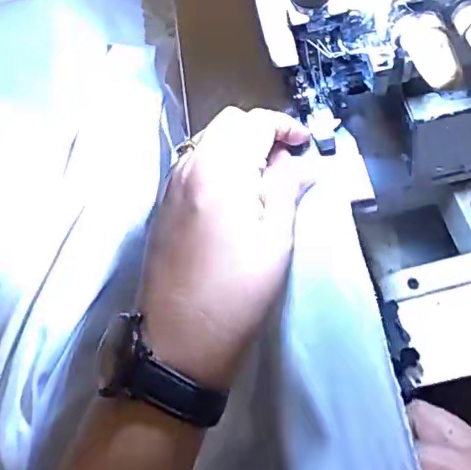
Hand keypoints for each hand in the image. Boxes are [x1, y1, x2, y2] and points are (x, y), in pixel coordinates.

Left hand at [139, 107, 315, 390]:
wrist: (177, 346)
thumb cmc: (236, 294)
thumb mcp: (276, 241)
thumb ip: (287, 188)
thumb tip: (303, 162)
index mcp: (221, 172)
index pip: (256, 123)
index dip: (286, 126)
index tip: (306, 143)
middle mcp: (190, 168)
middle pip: (230, 123)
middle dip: (262, 131)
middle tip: (289, 158)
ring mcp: (172, 185)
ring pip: (210, 139)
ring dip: (240, 144)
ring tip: (267, 175)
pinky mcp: (164, 204)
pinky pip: (195, 161)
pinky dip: (220, 160)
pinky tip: (238, 191)